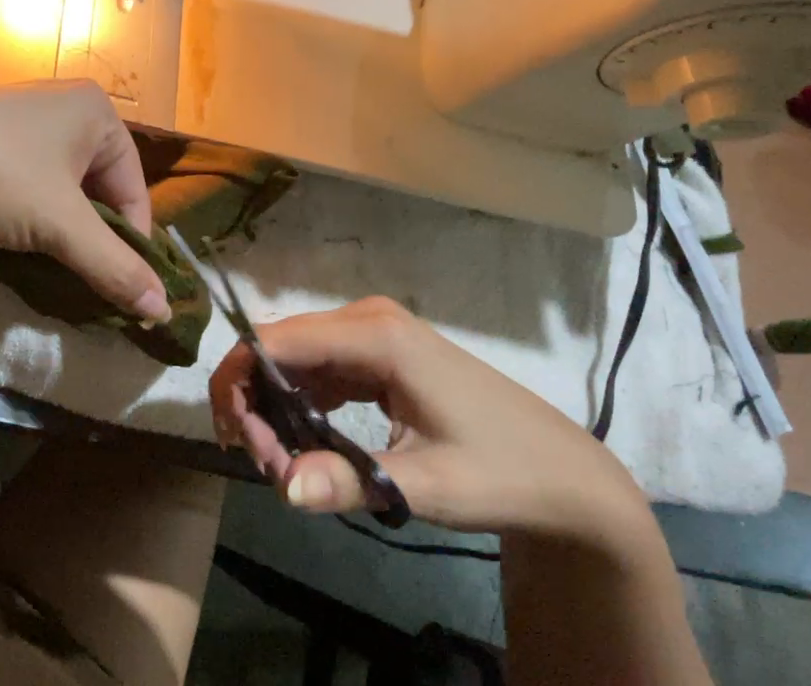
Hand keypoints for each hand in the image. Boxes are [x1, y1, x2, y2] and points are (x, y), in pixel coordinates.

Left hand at [0, 81, 170, 321]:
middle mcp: (60, 108)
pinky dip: (23, 219)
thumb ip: (114, 267)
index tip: (121, 290)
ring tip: (47, 268)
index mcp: (95, 110)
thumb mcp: (61, 224)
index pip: (133, 188)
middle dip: (90, 238)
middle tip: (81, 282)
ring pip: (56, 192)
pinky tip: (12, 246)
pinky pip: (21, 188)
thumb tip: (163, 310)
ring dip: (56, 232)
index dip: (131, 243)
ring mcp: (17, 124)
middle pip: (95, 190)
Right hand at [210, 297, 652, 541]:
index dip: (241, 388)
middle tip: (266, 466)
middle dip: (253, 404)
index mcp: (378, 336)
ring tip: (281, 462)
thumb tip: (285, 489)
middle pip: (274, 348)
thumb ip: (352, 482)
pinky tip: (302, 444)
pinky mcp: (374, 353)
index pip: (272, 342)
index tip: (242, 446)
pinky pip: (311, 368)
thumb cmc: (505, 475)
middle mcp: (365, 320)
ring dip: (271, 407)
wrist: (569, 479)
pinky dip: (295, 404)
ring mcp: (370, 333)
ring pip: (287, 358)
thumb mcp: (428, 485)